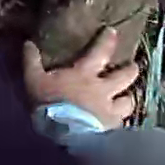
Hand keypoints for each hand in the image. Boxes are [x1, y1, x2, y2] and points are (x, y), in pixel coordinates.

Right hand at [22, 27, 139, 130]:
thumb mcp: (34, 79)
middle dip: (131, 69)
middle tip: (135, 65)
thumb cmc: (49, 103)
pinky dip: (123, 119)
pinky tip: (121, 121)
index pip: (100, 52)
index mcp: (85, 74)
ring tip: (129, 96)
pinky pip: (122, 122)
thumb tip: (29, 42)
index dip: (107, 41)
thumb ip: (32, 60)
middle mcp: (102, 89)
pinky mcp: (112, 129)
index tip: (114, 32)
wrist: (62, 133)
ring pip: (128, 101)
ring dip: (129, 97)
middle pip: (124, 76)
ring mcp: (109, 110)